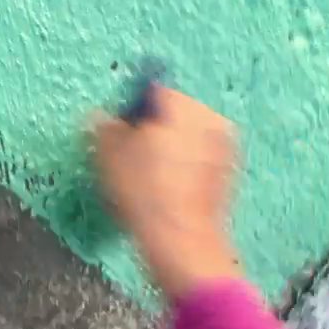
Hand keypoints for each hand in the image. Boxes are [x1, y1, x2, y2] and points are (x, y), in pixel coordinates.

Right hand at [91, 85, 243, 300]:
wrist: (180, 238)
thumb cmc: (143, 191)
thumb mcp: (108, 156)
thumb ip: (103, 127)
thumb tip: (100, 117)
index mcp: (183, 107)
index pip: (153, 91)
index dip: (131, 111)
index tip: (118, 133)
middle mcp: (210, 118)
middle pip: (174, 113)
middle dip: (153, 129)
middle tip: (130, 157)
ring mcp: (225, 146)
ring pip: (187, 137)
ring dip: (169, 148)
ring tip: (147, 176)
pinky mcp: (228, 173)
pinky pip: (199, 158)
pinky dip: (183, 167)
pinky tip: (165, 189)